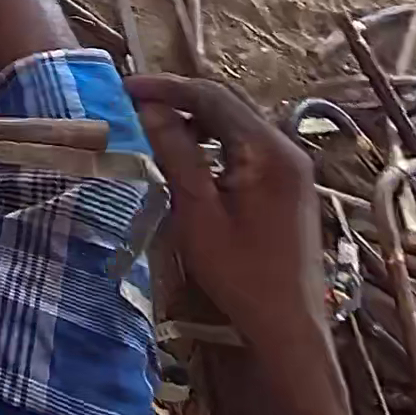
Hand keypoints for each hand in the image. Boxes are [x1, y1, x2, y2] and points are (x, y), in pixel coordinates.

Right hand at [125, 74, 324, 345]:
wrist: (288, 327)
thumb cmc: (238, 272)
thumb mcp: (197, 209)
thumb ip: (175, 152)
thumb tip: (149, 107)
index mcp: (268, 152)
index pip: (212, 97)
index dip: (166, 87)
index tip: (126, 87)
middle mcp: (285, 149)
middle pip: (226, 102)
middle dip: (178, 95)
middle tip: (134, 97)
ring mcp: (289, 166)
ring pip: (234, 120)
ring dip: (192, 114)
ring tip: (152, 118)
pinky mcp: (285, 182)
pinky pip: (242, 141)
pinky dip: (209, 134)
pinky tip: (185, 147)